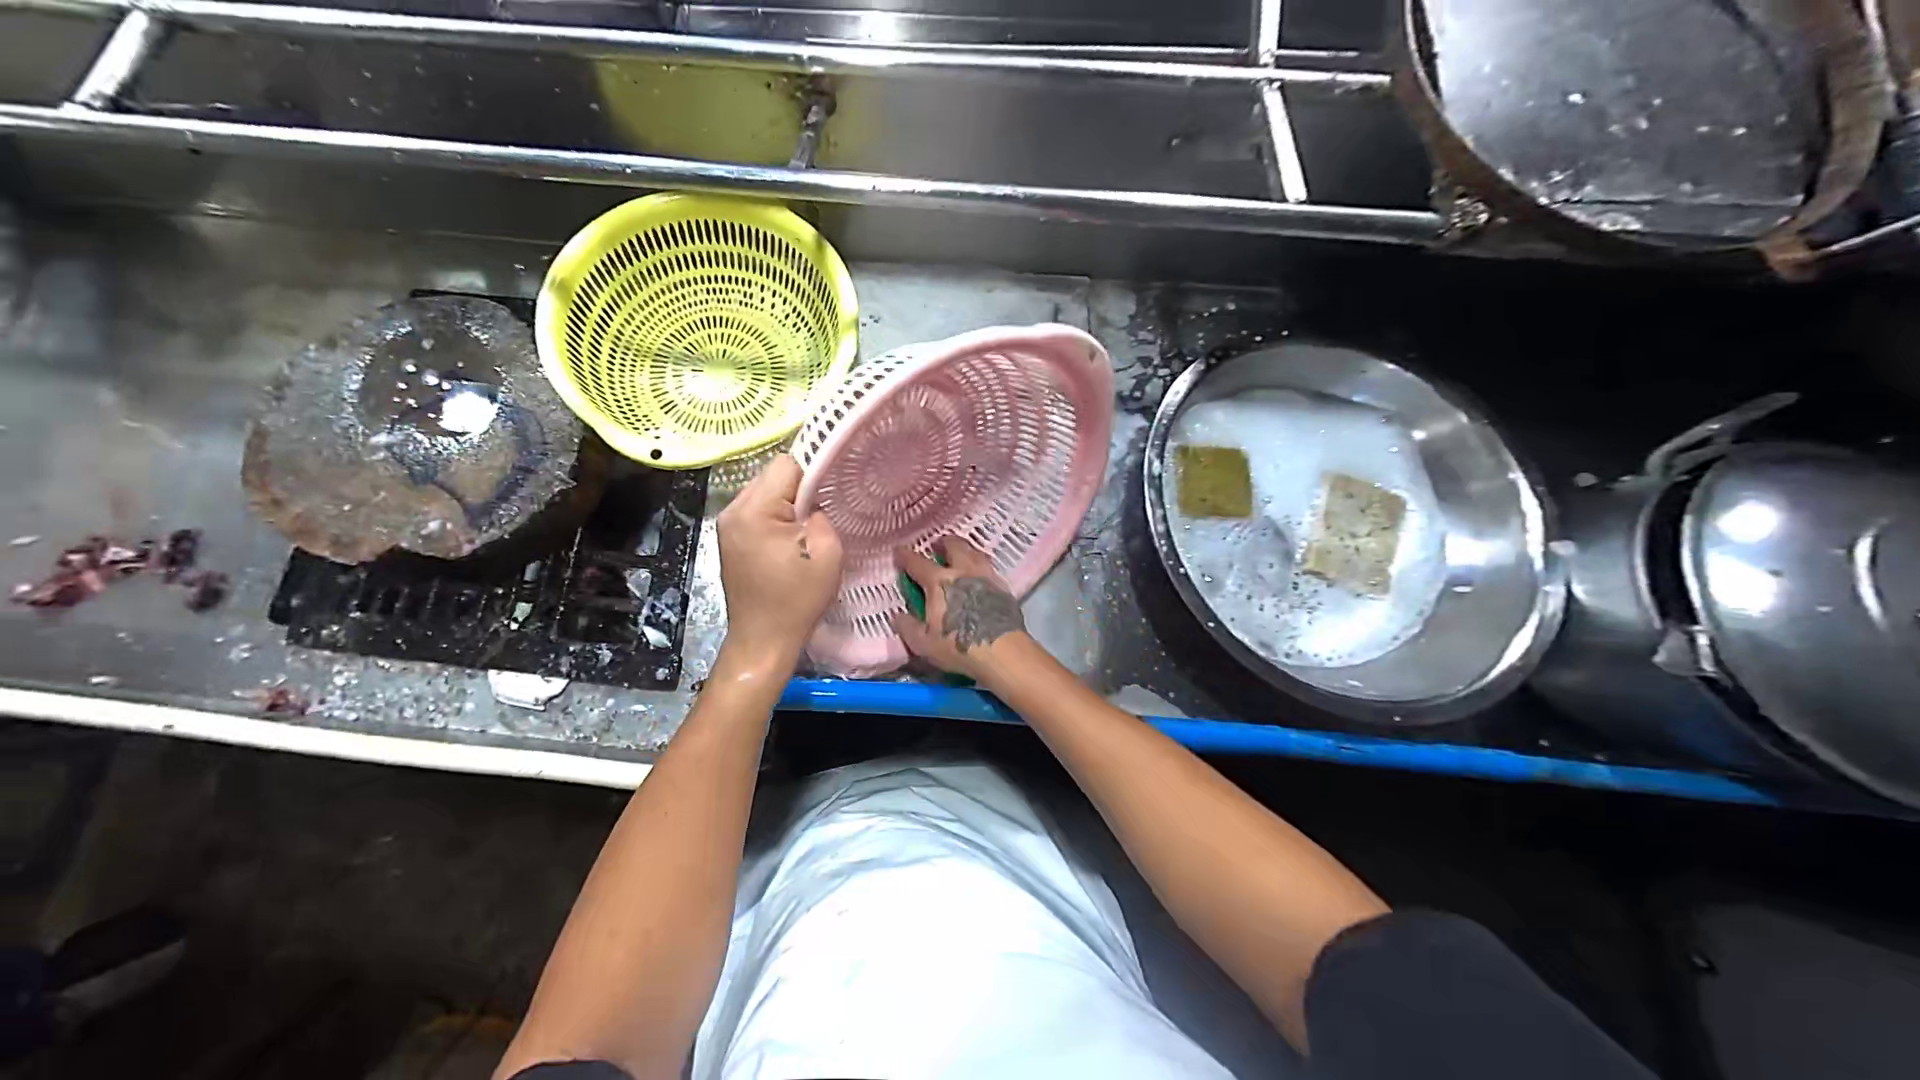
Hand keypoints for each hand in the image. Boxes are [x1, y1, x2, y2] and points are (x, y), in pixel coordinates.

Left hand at [715, 455, 842, 671]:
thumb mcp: (827, 554)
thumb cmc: (797, 600)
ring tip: (808, 524)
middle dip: (801, 486)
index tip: (835, 485)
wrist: (762, 641)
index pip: (787, 464)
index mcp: (754, 511)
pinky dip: (777, 515)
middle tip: (825, 508)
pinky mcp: (730, 538)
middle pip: (772, 475)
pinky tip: (792, 536)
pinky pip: (757, 510)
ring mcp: (728, 524)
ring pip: (764, 491)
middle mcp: (733, 510)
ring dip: (788, 501)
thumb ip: (822, 514)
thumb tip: (816, 499)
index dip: (815, 469)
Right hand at [892, 536, 1031, 681]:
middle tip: (937, 546)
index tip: (899, 551)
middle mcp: (963, 571)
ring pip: (975, 552)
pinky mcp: (1004, 587)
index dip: (905, 556)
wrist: (1003, 651)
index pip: (917, 563)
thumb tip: (898, 616)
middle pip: (954, 546)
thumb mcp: (923, 643)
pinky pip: (989, 567)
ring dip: (965, 550)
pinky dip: (980, 566)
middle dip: (943, 542)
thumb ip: (907, 627)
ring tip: (960, 555)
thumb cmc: (958, 646)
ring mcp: (986, 576)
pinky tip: (980, 575)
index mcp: (939, 581)